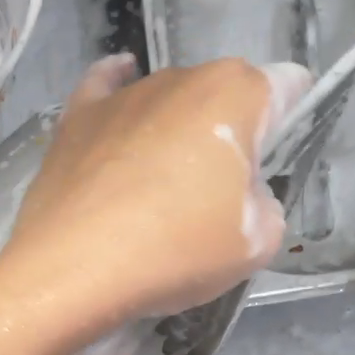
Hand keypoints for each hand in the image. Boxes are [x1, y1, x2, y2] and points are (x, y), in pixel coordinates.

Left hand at [0, 55, 311, 333]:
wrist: (68, 276)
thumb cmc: (170, 255)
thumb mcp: (253, 246)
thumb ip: (265, 207)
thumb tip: (241, 198)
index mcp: (237, 93)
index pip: (286, 92)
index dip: (283, 131)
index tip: (261, 176)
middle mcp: (180, 78)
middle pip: (218, 101)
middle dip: (219, 141)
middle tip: (200, 204)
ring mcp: (122, 98)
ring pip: (163, 107)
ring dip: (167, 136)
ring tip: (149, 194)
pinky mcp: (74, 123)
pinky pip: (101, 90)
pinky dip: (114, 93)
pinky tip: (117, 108)